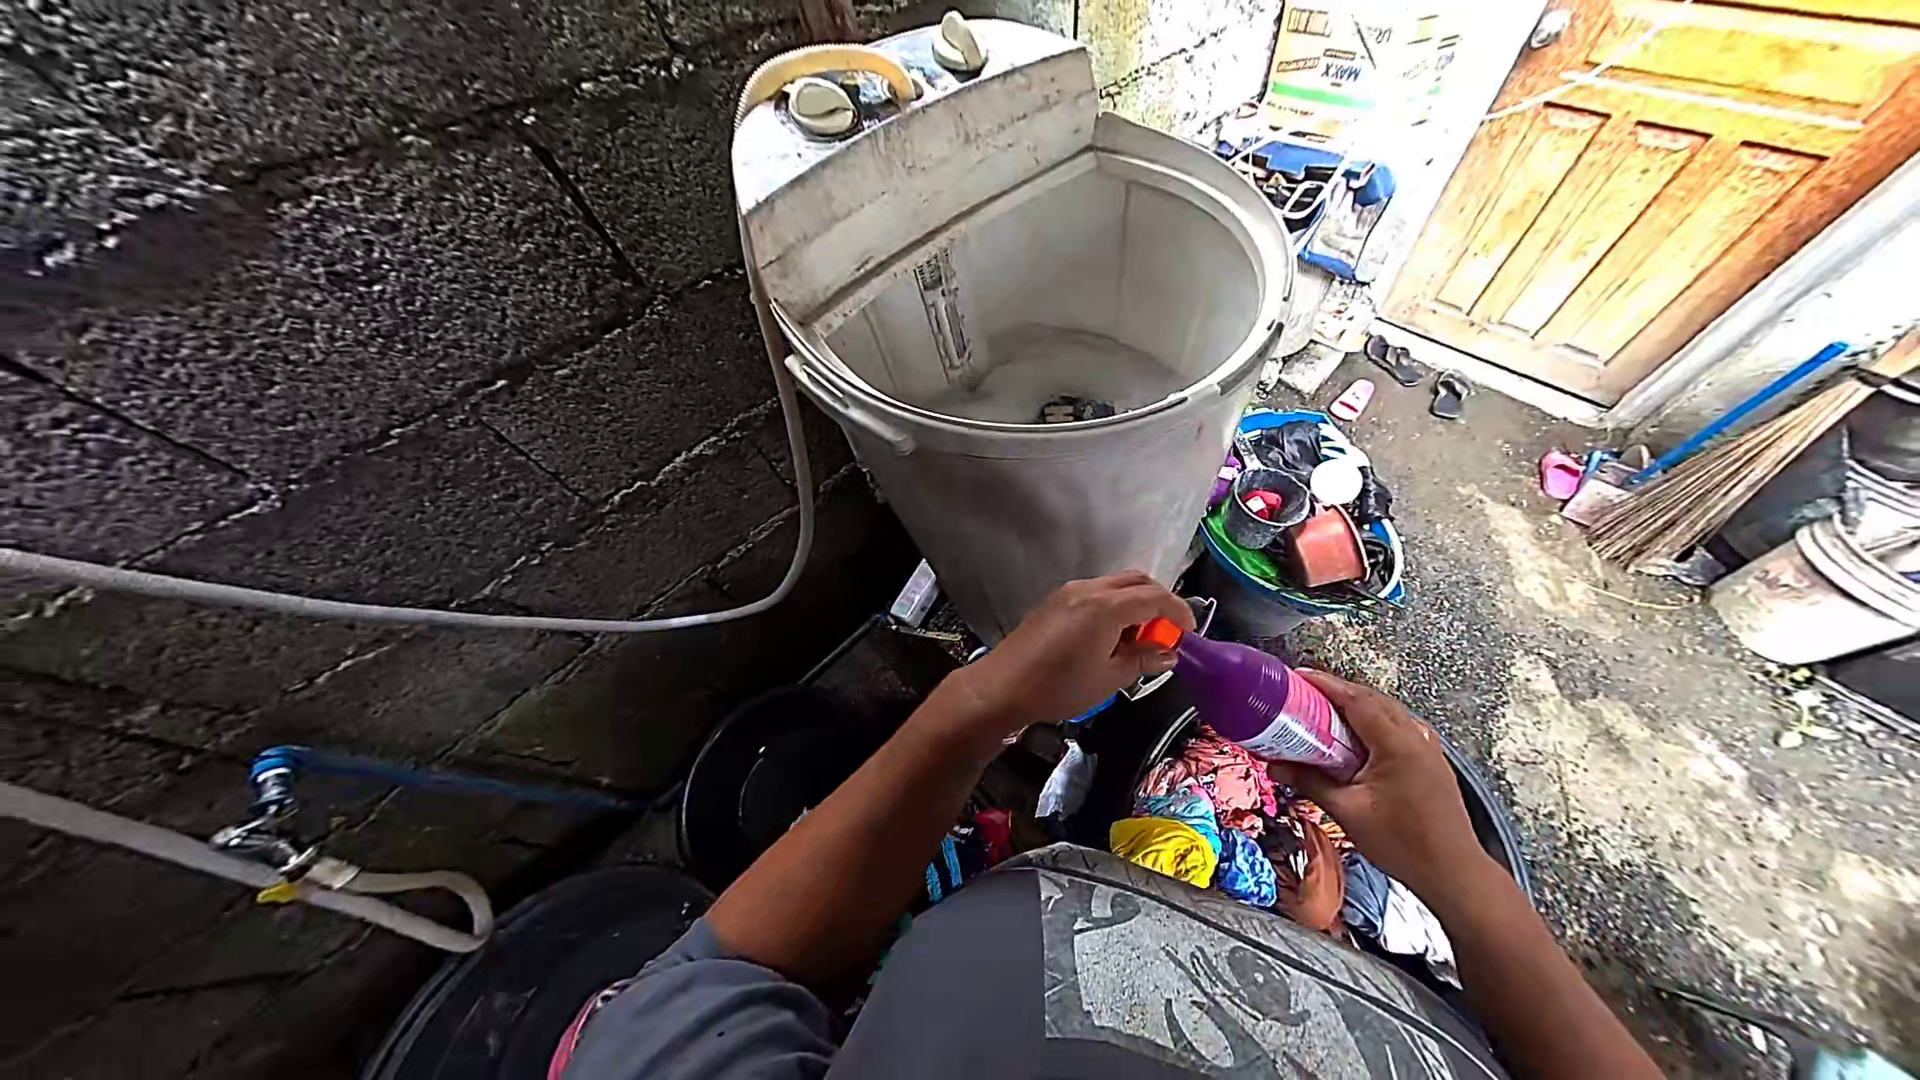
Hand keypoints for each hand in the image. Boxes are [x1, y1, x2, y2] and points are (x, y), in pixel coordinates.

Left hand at [939, 571, 1192, 738]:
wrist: (1003, 686)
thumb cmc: (1059, 686)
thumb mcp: (1109, 678)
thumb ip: (1143, 659)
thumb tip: (1168, 652)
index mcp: (1105, 606)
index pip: (1155, 596)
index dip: (1179, 612)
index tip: (1188, 632)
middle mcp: (1088, 589)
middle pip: (1136, 581)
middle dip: (1158, 602)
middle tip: (1165, 633)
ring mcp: (1068, 591)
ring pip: (1115, 585)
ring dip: (1134, 604)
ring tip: (1137, 639)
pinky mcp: (1055, 601)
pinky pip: (1095, 593)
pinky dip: (1113, 606)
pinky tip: (1110, 636)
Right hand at [1265, 670, 1495, 901]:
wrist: (1456, 876)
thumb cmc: (1404, 846)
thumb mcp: (1347, 812)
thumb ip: (1309, 782)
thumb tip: (1274, 766)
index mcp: (1398, 747)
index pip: (1358, 701)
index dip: (1326, 684)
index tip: (1299, 677)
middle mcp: (1417, 740)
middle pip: (1373, 699)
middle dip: (1337, 690)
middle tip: (1304, 692)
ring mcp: (1429, 750)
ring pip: (1389, 711)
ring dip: (1357, 704)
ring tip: (1326, 708)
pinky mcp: (1432, 762)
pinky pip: (1400, 726)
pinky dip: (1374, 720)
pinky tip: (1357, 734)